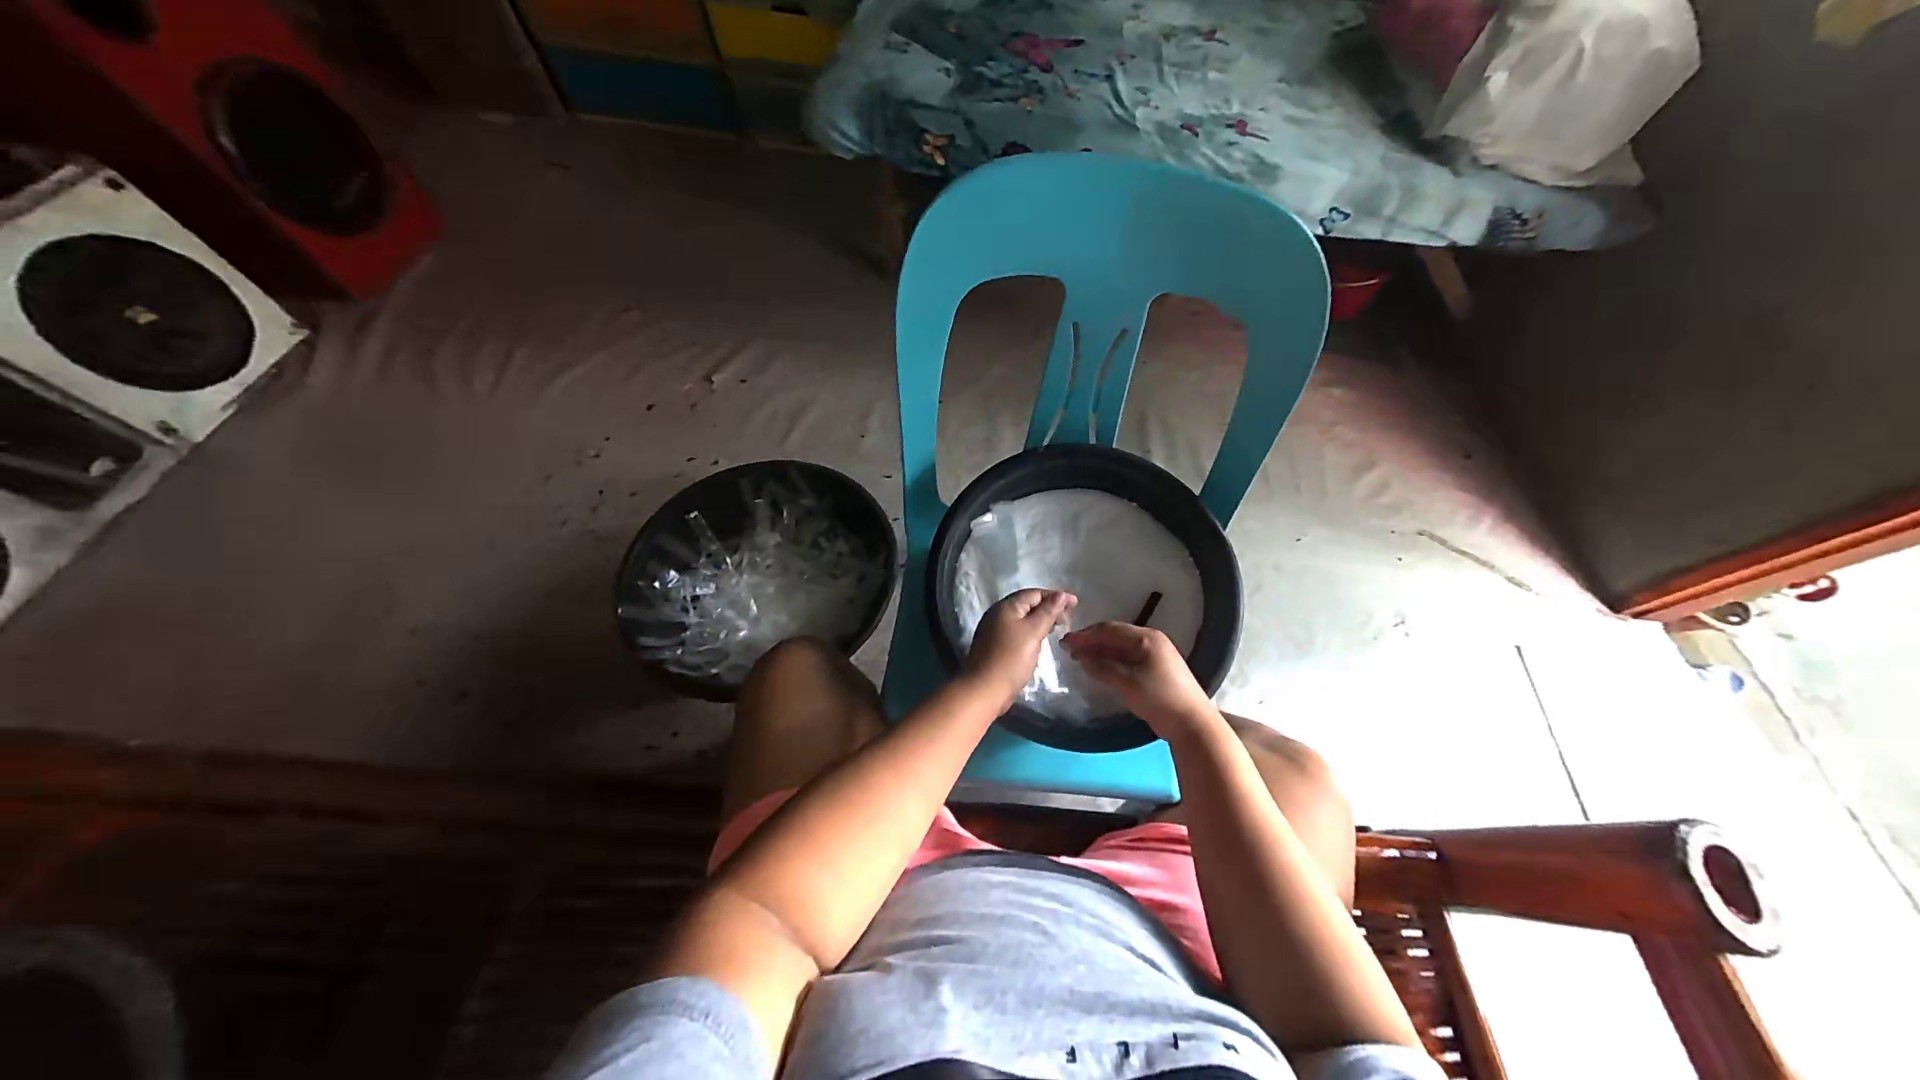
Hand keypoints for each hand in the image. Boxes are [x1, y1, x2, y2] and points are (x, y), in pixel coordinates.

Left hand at [965, 589, 1076, 709]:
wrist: (985, 689)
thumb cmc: (1011, 658)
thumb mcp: (1033, 632)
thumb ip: (1048, 612)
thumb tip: (1061, 595)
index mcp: (1005, 606)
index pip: (1034, 593)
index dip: (1056, 596)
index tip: (1076, 603)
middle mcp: (997, 614)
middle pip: (1028, 604)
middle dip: (1049, 608)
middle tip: (1069, 617)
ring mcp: (995, 630)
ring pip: (1023, 619)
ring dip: (1041, 620)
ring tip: (1058, 627)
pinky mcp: (996, 645)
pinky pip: (1018, 631)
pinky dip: (1032, 631)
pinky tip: (1041, 640)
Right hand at [1061, 622, 1218, 739]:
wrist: (1192, 723)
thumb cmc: (1159, 698)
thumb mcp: (1127, 683)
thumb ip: (1102, 667)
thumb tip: (1081, 656)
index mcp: (1146, 637)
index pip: (1109, 629)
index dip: (1085, 635)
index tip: (1065, 643)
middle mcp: (1152, 640)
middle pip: (1115, 635)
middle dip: (1091, 641)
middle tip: (1069, 650)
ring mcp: (1155, 654)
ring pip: (1121, 647)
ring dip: (1100, 651)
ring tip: (1080, 658)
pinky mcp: (1156, 668)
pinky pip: (1128, 657)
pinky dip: (1111, 660)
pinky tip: (1100, 667)